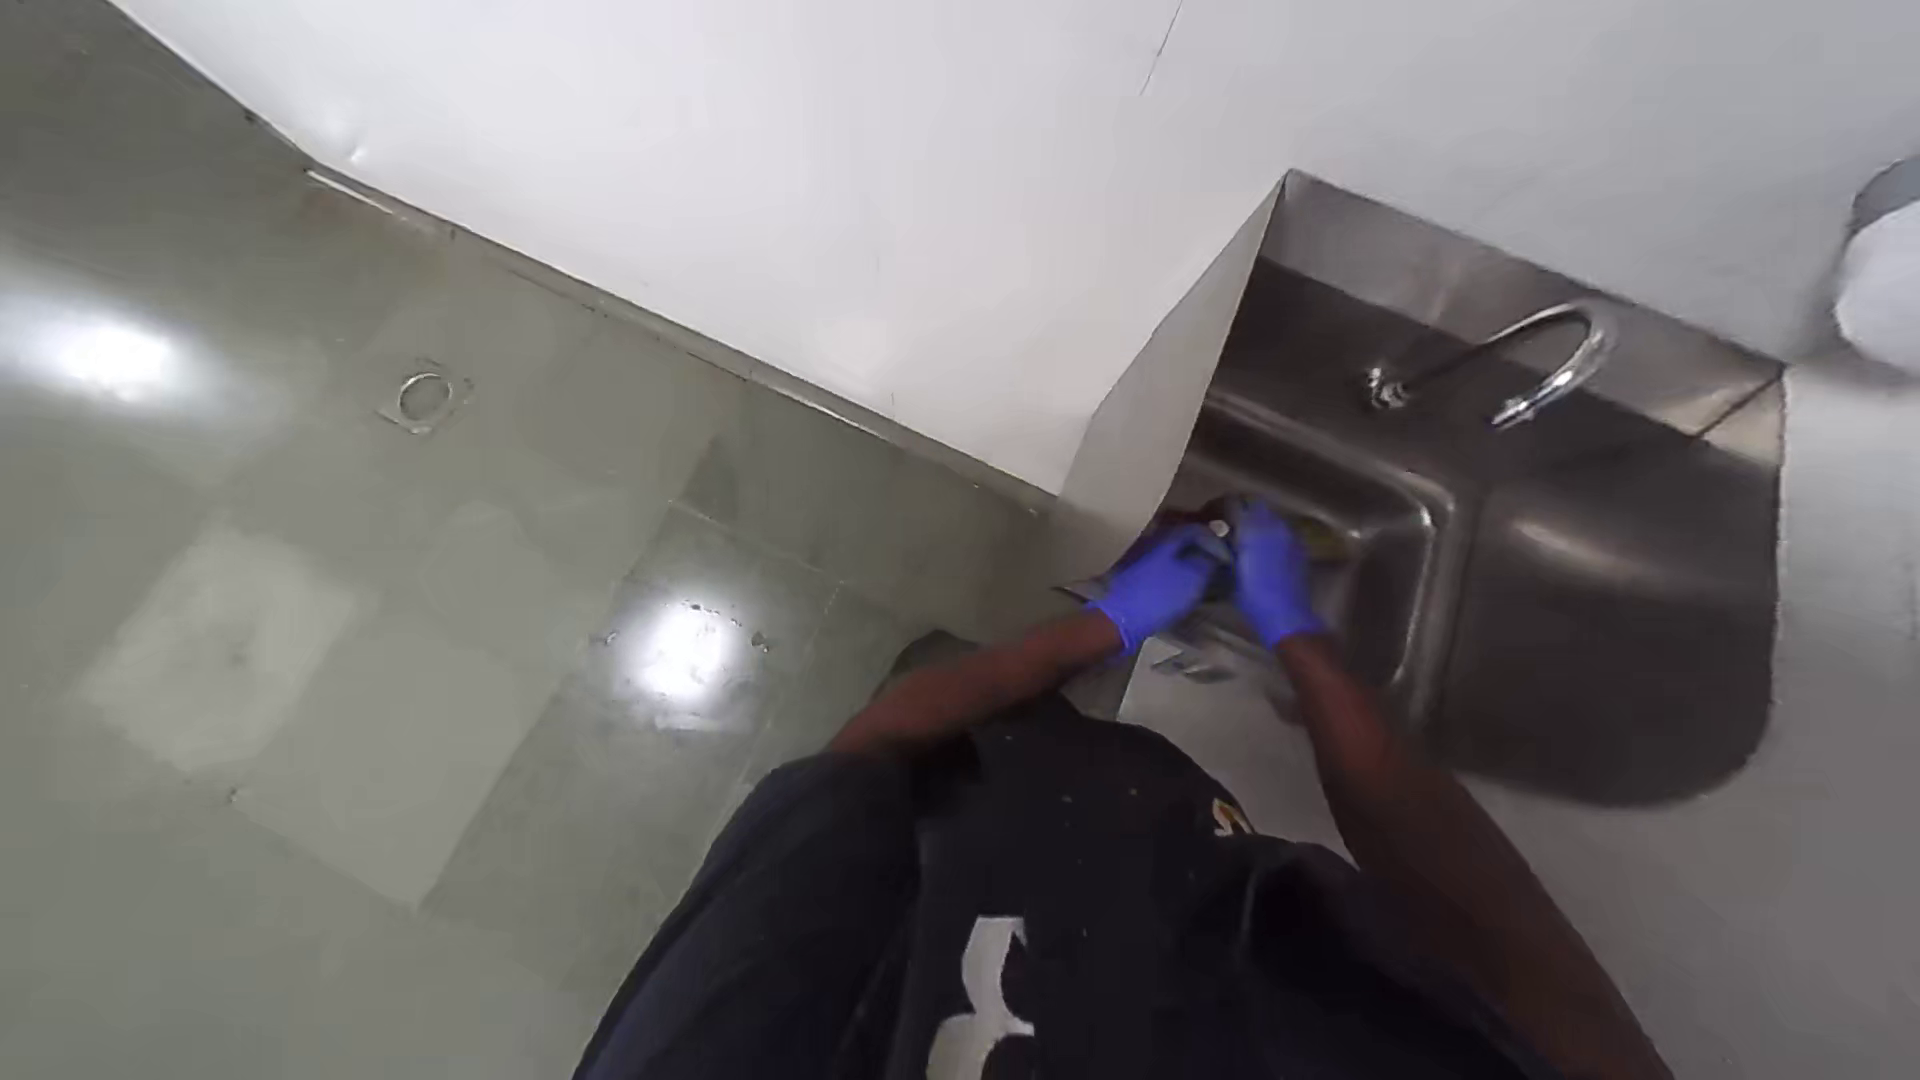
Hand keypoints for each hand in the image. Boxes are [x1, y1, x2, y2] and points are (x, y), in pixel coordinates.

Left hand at [1086, 524, 1218, 652]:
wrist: (1120, 618)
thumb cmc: (1159, 596)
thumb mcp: (1192, 577)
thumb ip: (1207, 560)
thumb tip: (1213, 553)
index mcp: (1165, 536)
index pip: (1196, 528)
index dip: (1216, 541)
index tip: (1228, 559)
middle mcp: (1151, 541)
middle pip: (1183, 538)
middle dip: (1203, 548)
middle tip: (1220, 563)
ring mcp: (1141, 557)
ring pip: (1173, 552)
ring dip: (1190, 559)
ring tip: (1206, 574)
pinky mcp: (1136, 575)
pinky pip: (1163, 565)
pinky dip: (1178, 570)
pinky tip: (1185, 583)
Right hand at [1229, 498, 1327, 646]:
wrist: (1286, 614)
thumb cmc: (1251, 595)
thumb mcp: (1229, 569)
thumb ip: (1225, 545)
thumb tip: (1219, 532)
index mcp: (1252, 528)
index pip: (1234, 502)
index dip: (1221, 505)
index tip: (1211, 513)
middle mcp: (1273, 524)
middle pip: (1255, 504)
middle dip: (1240, 508)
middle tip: (1226, 522)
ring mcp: (1290, 533)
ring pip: (1270, 514)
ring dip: (1256, 519)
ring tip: (1244, 534)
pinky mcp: (1299, 545)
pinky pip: (1281, 528)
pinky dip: (1269, 531)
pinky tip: (1262, 547)